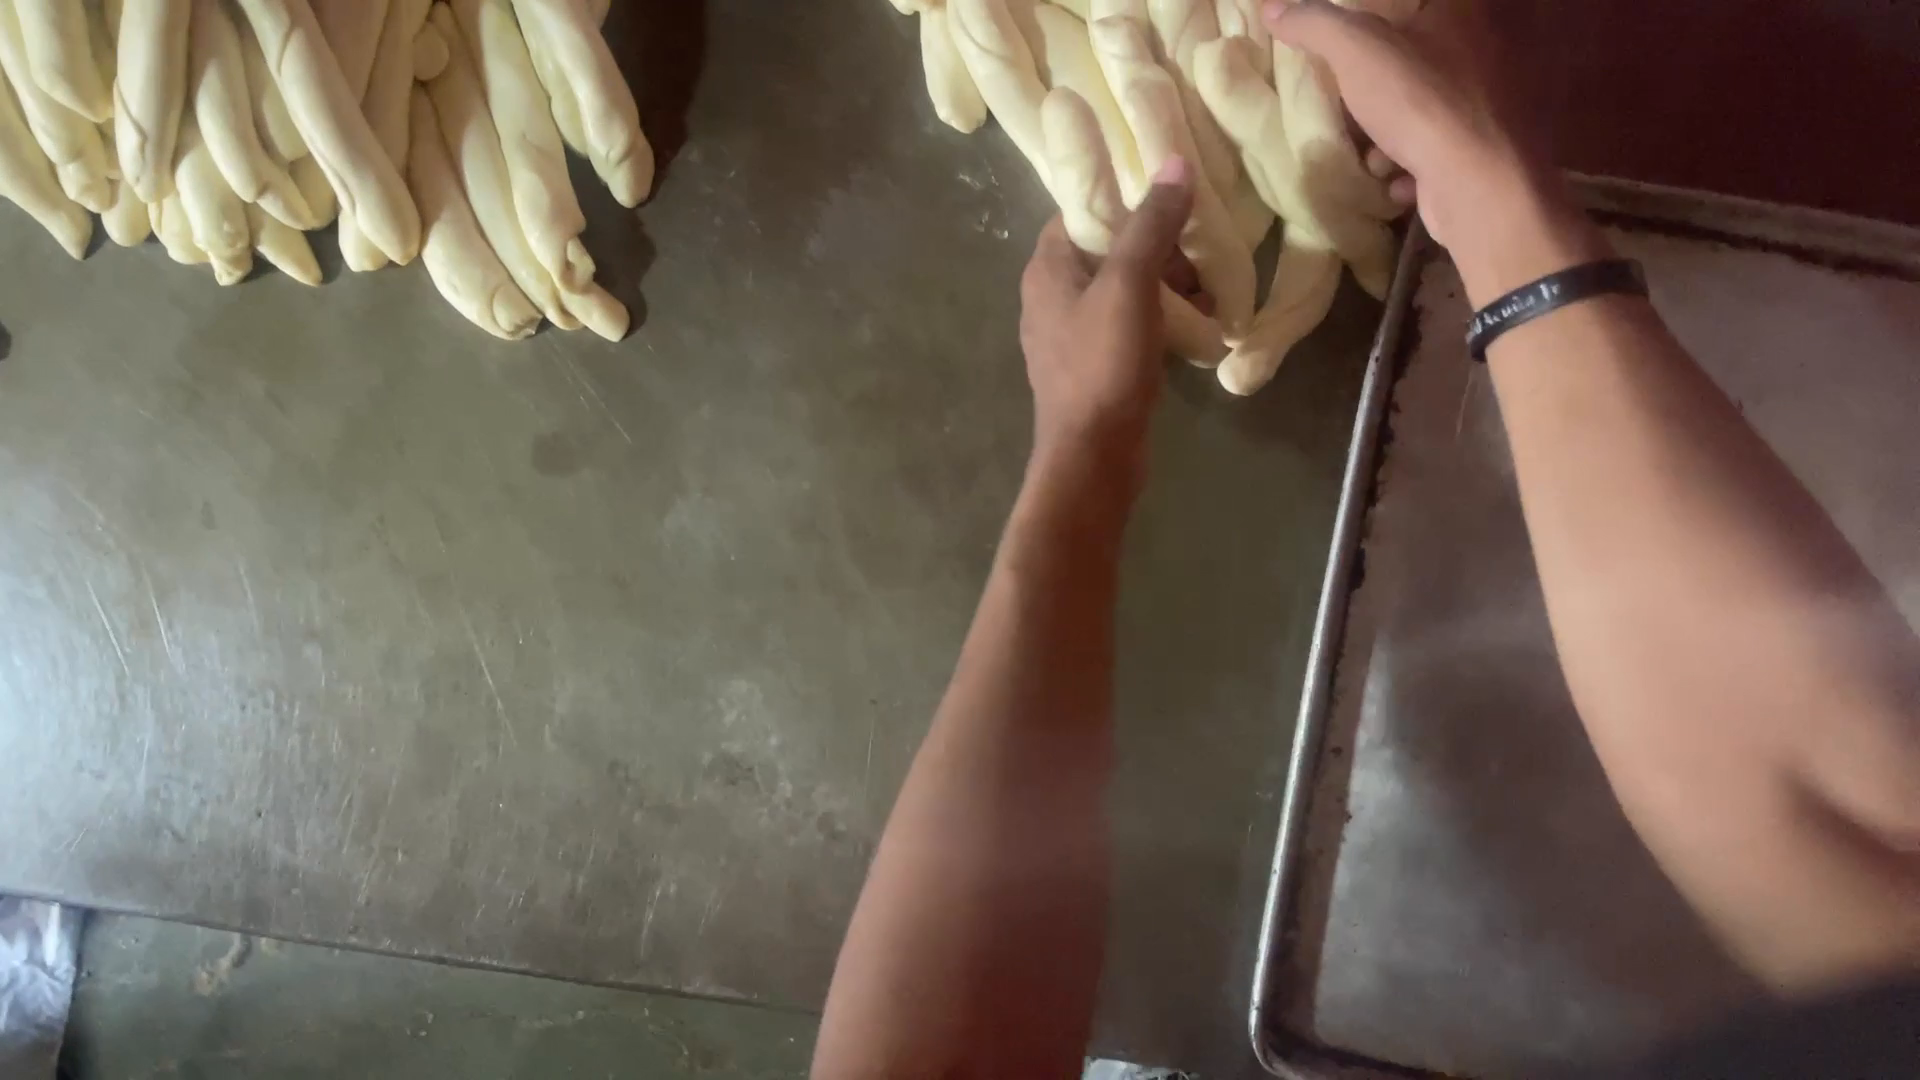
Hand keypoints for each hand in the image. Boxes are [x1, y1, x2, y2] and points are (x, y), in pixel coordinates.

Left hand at [1019, 159, 1194, 469]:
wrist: (1092, 455)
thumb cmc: (1102, 366)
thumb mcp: (1128, 286)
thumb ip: (1150, 225)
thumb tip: (1172, 162)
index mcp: (1047, 270)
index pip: (1081, 211)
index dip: (1124, 196)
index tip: (1171, 189)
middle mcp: (1052, 298)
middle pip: (1107, 250)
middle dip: (1157, 245)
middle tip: (1203, 243)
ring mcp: (1072, 336)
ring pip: (1123, 291)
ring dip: (1166, 285)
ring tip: (1211, 284)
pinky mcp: (1094, 367)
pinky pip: (1129, 327)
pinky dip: (1160, 320)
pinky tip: (1200, 323)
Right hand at [1264, 0, 1608, 301]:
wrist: (1477, 181)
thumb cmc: (1422, 103)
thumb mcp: (1358, 53)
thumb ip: (1317, 25)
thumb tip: (1272, 7)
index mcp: (1470, 7)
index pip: (1411, 13)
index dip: (1372, 44)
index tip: (1353, 66)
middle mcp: (1502, 38)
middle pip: (1422, 59)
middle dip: (1386, 91)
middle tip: (1362, 113)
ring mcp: (1509, 91)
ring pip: (1434, 105)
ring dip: (1397, 135)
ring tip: (1379, 156)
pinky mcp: (1503, 139)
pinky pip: (1450, 143)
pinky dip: (1421, 163)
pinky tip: (1405, 178)